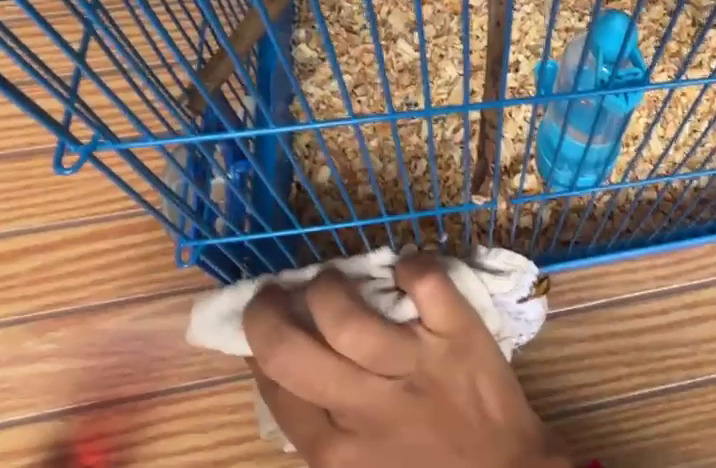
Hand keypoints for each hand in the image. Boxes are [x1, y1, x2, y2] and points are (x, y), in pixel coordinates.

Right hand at [243, 253, 568, 467]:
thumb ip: (320, 429)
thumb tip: (279, 368)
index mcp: (337, 452)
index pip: (276, 386)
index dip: (256, 343)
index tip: (260, 320)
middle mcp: (368, 407)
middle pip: (292, 351)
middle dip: (269, 312)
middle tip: (274, 291)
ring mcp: (416, 365)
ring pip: (349, 313)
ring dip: (330, 284)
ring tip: (331, 278)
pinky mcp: (459, 334)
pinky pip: (428, 283)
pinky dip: (412, 265)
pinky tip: (403, 266)